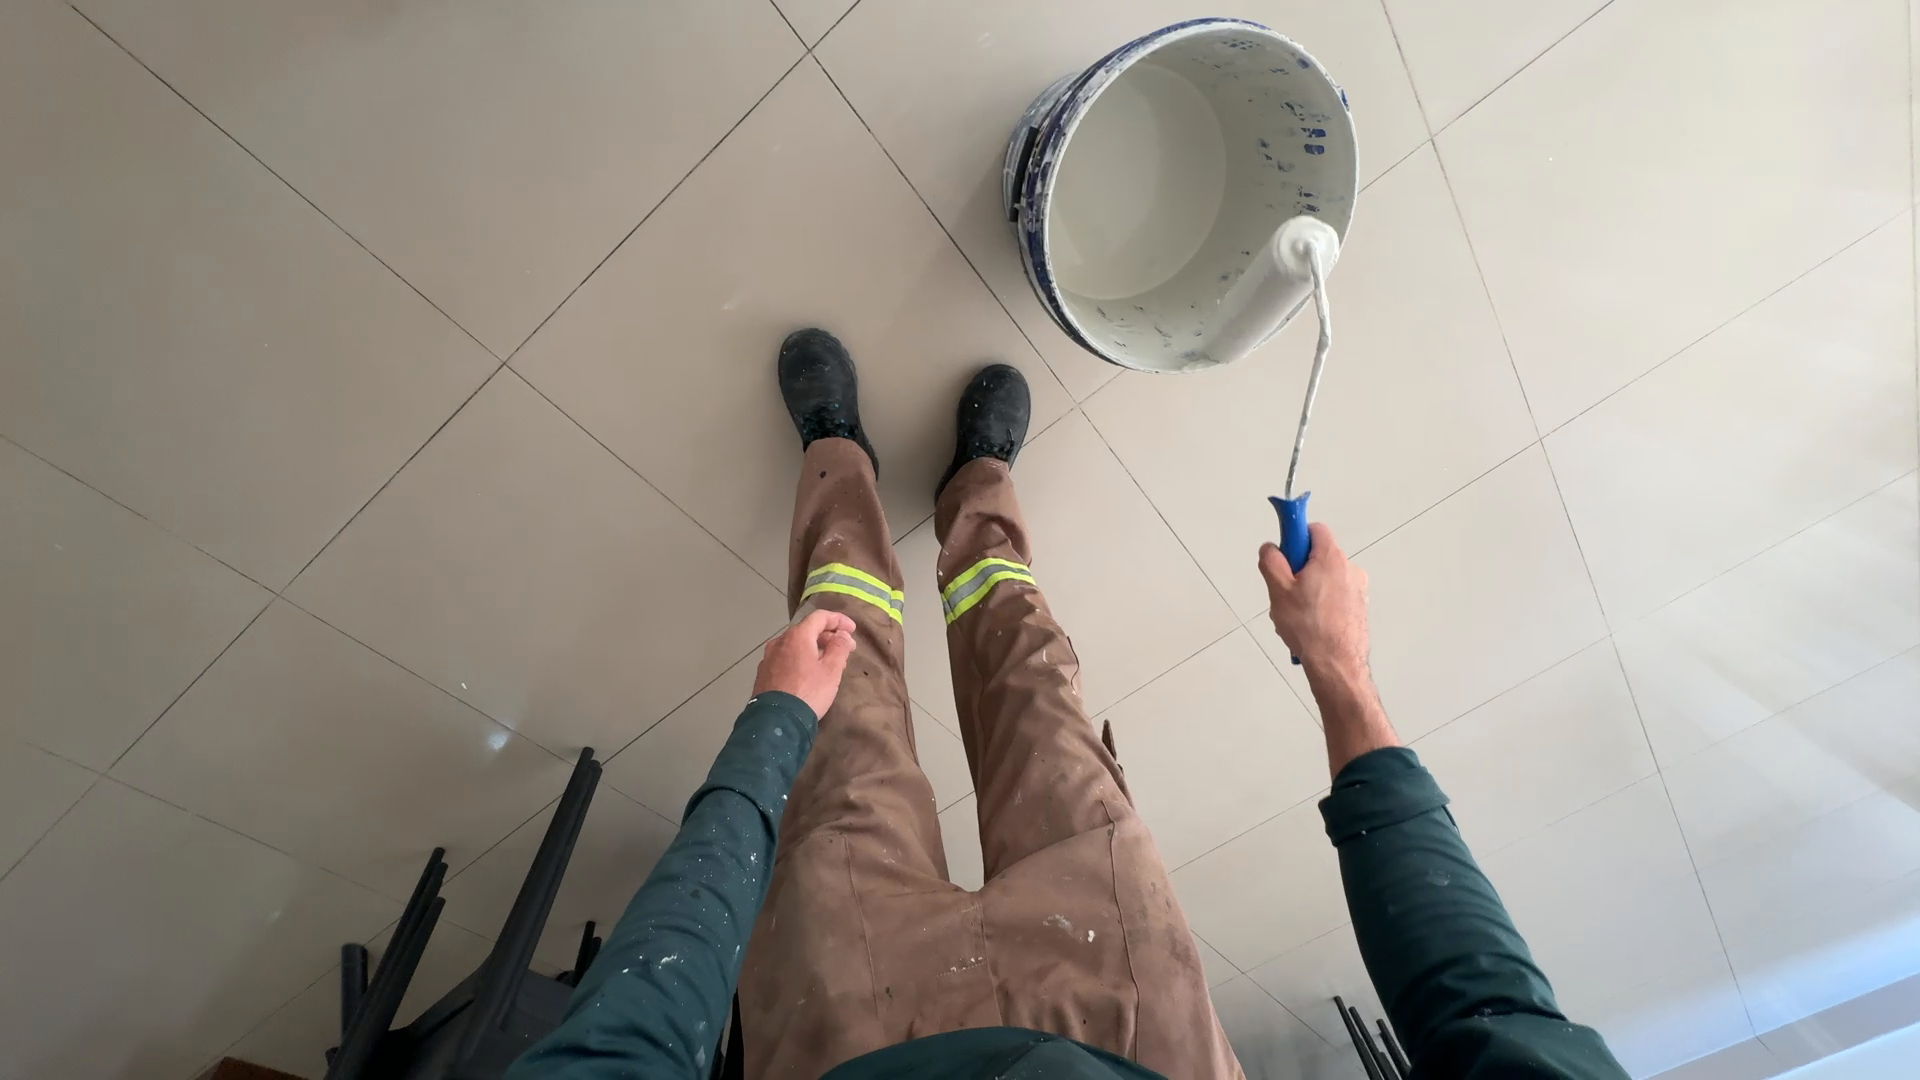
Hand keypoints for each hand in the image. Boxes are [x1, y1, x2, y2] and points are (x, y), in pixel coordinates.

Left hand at [752, 609, 857, 717]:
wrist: (776, 721)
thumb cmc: (809, 692)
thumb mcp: (832, 670)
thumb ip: (840, 647)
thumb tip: (842, 635)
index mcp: (797, 636)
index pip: (820, 617)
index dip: (839, 620)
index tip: (853, 630)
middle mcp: (780, 641)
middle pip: (808, 630)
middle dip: (829, 637)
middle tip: (845, 650)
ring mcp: (769, 657)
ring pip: (796, 645)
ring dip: (815, 649)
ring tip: (830, 663)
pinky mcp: (764, 673)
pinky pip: (787, 658)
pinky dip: (801, 659)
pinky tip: (809, 674)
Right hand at [1258, 522, 1369, 679]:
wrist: (1337, 663)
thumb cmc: (1306, 624)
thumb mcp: (1278, 589)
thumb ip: (1271, 561)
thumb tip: (1271, 547)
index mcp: (1331, 558)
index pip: (1315, 529)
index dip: (1295, 536)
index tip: (1283, 554)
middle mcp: (1350, 568)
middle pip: (1319, 556)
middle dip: (1299, 568)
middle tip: (1284, 592)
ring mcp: (1359, 590)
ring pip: (1326, 578)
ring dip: (1309, 589)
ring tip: (1296, 615)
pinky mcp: (1360, 608)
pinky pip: (1335, 596)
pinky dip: (1321, 604)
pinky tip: (1310, 625)